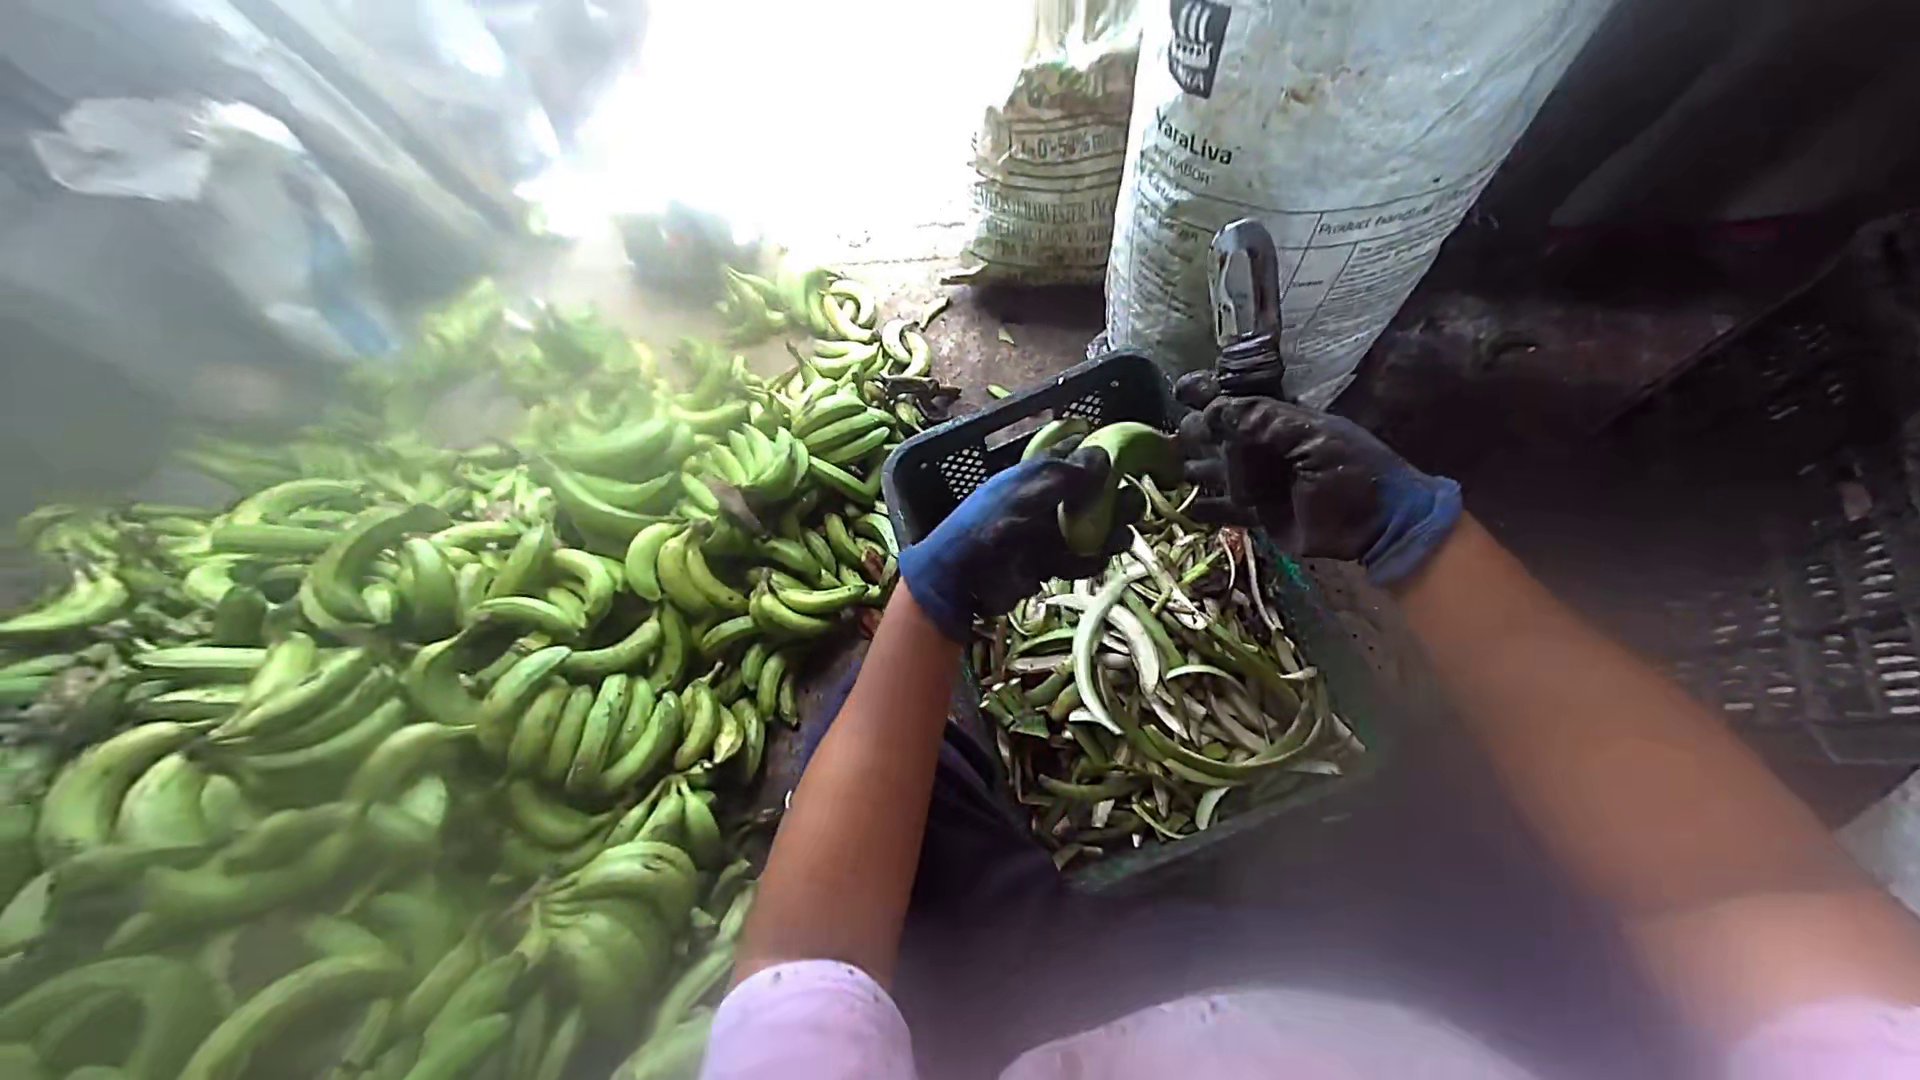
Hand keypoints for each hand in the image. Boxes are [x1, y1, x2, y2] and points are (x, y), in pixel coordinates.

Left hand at [897, 448, 1138, 640]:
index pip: (1077, 458)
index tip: (1133, 461)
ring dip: (1109, 532)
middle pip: (1092, 496)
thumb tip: (1103, 453)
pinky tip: (1098, 558)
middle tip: (1130, 508)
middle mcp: (1044, 501)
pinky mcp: (1047, 563)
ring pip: (1090, 529)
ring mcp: (1046, 533)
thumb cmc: (987, 525)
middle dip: (1114, 501)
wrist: (959, 580)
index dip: (1104, 458)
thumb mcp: (1025, 492)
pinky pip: (1078, 558)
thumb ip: (1066, 474)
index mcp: (1035, 476)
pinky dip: (1091, 559)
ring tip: (1121, 537)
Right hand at [1175, 371, 1461, 586]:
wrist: (1378, 527)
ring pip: (1213, 470)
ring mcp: (1257, 482)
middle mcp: (1262, 448)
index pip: (1236, 400)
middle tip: (1178, 437)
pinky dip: (1203, 509)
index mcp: (1278, 422)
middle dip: (1194, 431)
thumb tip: (1213, 410)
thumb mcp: (1315, 439)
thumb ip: (1265, 422)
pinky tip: (1186, 507)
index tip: (1183, 391)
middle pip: (1216, 434)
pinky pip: (1222, 509)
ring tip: (1171, 469)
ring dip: (1191, 468)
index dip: (1209, 393)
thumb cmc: (1354, 474)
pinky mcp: (1256, 514)